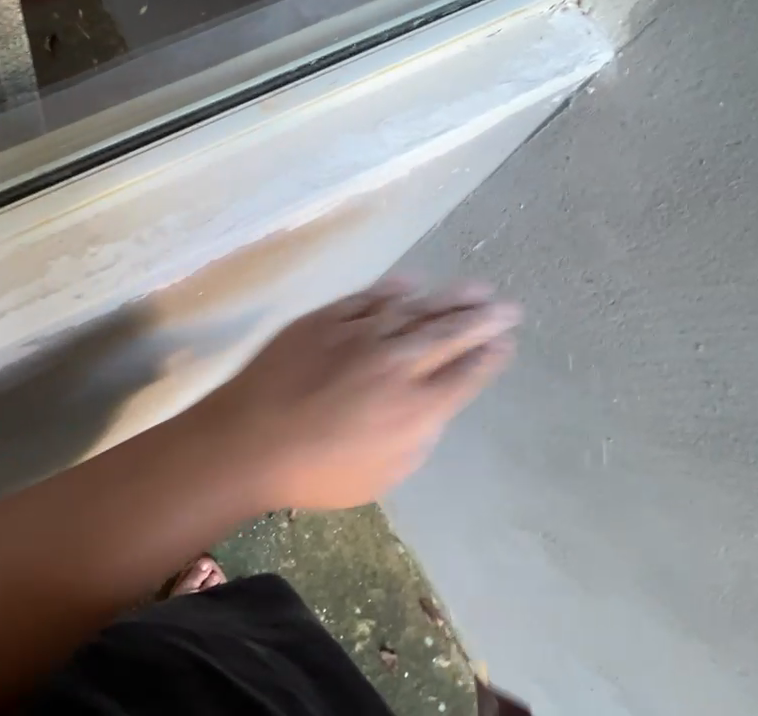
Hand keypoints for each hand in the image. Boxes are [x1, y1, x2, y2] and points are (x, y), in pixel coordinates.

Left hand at [184, 278, 520, 511]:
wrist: (250, 439)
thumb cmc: (316, 473)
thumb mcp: (384, 474)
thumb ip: (418, 435)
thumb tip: (432, 406)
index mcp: (417, 407)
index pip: (466, 374)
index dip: (490, 357)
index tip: (506, 342)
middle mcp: (397, 362)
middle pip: (451, 334)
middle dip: (484, 320)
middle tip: (508, 308)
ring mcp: (361, 334)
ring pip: (416, 309)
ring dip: (450, 297)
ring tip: (476, 288)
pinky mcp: (328, 318)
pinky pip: (370, 297)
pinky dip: (394, 289)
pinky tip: (412, 283)